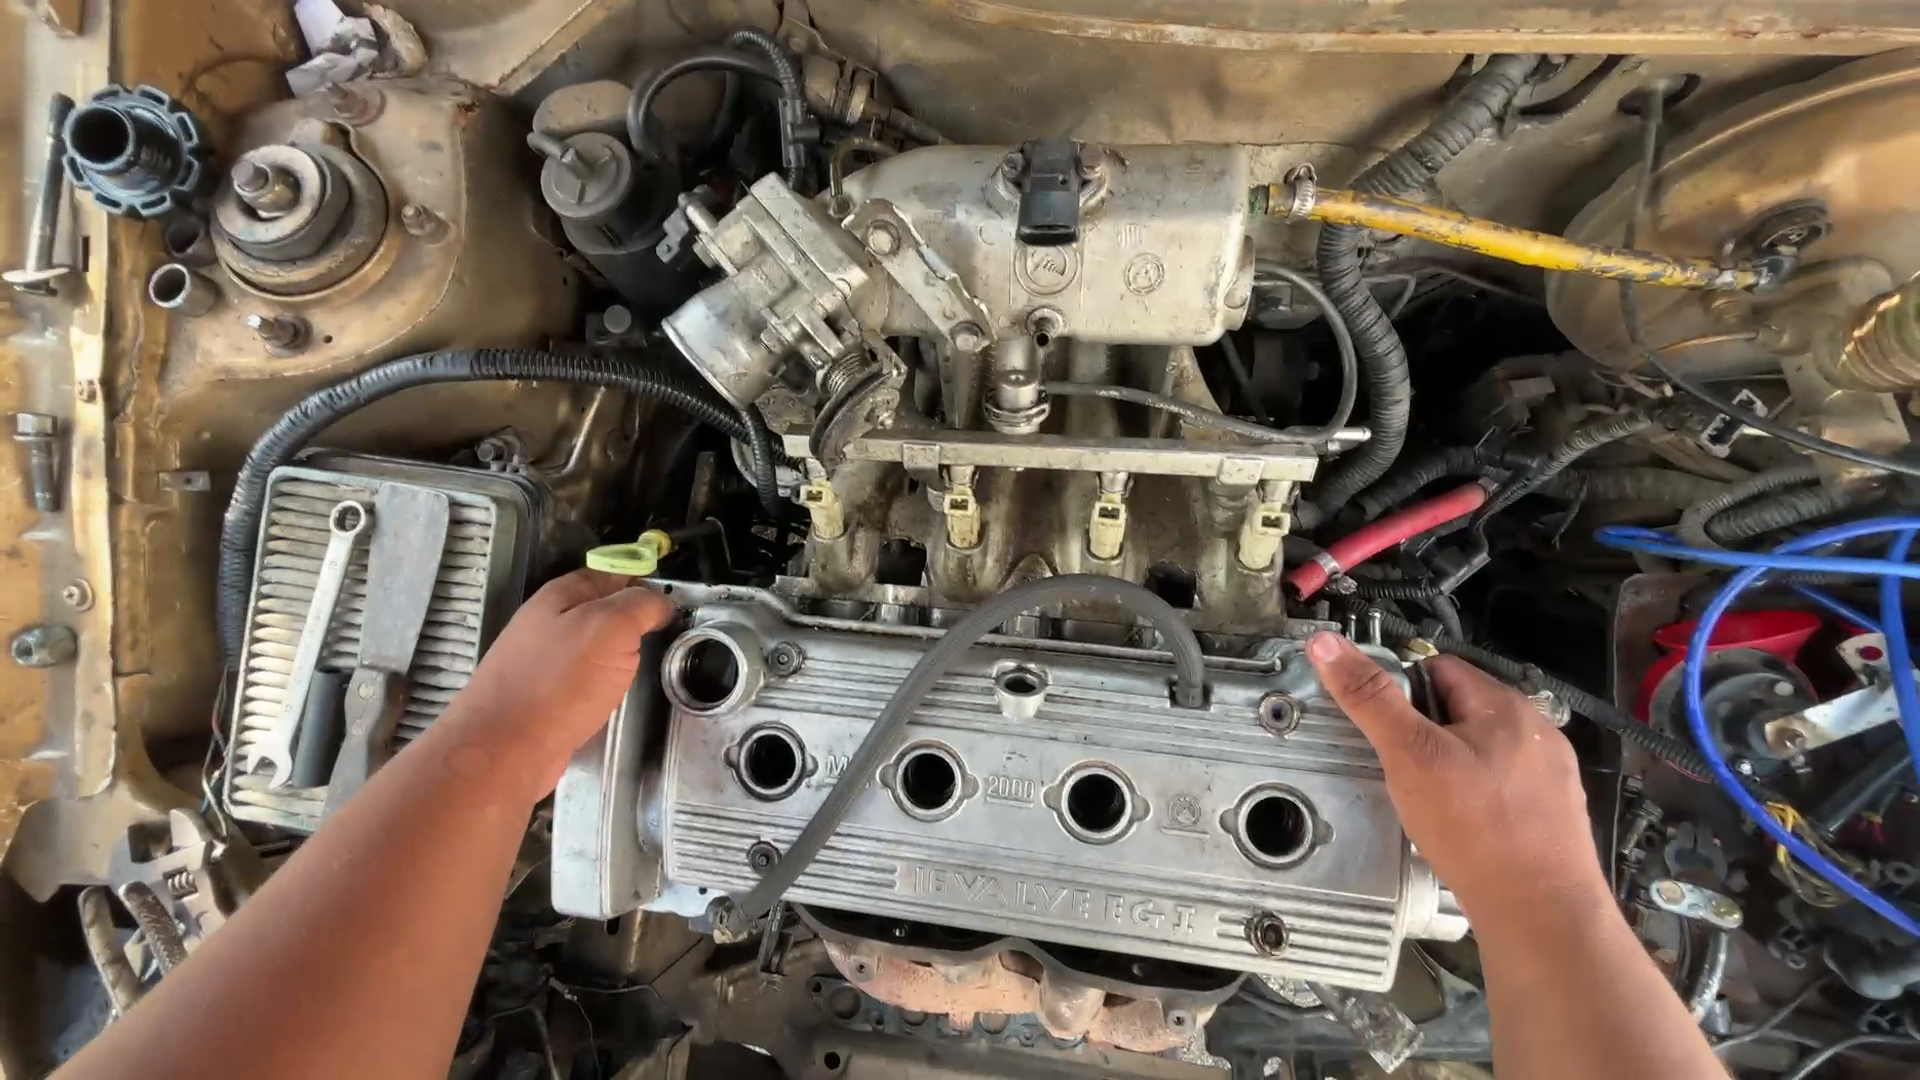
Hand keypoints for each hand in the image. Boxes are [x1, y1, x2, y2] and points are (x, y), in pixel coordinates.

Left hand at [442, 570, 674, 798]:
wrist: (504, 750)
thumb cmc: (560, 683)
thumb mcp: (612, 628)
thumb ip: (641, 605)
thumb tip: (661, 603)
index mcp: (560, 596)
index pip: (612, 575)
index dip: (644, 584)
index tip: (672, 605)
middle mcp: (547, 622)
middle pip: (603, 611)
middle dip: (633, 624)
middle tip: (663, 638)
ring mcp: (541, 660)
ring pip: (595, 647)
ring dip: (620, 656)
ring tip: (642, 669)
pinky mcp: (542, 695)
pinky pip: (584, 678)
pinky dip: (603, 684)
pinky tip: (613, 695)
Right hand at [1305, 632, 1608, 925]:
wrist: (1540, 917)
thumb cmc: (1475, 828)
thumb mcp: (1408, 753)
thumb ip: (1368, 697)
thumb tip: (1327, 644)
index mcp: (1507, 706)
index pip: (1437, 668)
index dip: (1399, 688)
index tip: (1380, 721)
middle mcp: (1537, 732)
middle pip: (1457, 707)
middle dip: (1420, 727)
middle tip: (1395, 760)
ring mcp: (1549, 775)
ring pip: (1476, 746)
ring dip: (1444, 758)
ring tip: (1421, 792)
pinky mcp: (1550, 813)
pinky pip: (1496, 781)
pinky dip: (1469, 790)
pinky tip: (1455, 818)